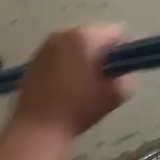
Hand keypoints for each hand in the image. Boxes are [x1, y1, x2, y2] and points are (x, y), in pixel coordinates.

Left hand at [13, 24, 133, 137]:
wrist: (37, 128)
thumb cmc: (78, 108)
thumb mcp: (114, 95)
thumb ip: (127, 79)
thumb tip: (125, 73)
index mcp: (84, 36)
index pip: (115, 31)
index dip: (124, 49)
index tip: (123, 68)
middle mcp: (63, 33)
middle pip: (93, 36)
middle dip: (101, 53)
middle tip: (104, 78)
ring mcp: (45, 46)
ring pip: (74, 46)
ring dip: (83, 59)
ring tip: (84, 84)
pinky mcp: (32, 60)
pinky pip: (58, 55)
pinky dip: (66, 65)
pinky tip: (65, 88)